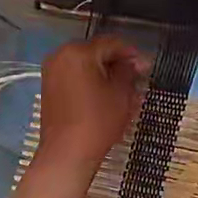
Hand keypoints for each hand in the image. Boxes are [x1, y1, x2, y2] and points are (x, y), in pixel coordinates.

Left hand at [33, 36, 148, 177]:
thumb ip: (128, 71)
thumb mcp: (120, 94)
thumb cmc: (97, 122)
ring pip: (85, 66)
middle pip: (96, 53)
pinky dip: (91, 83)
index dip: (132, 54)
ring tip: (124, 92)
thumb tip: (133, 62)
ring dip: (105, 75)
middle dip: (118, 64)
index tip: (146, 67)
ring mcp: (52, 73)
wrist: (67, 153)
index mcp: (78, 53)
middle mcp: (60, 56)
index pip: (111, 44)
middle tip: (137, 79)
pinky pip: (75, 78)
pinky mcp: (50, 89)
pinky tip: (106, 98)